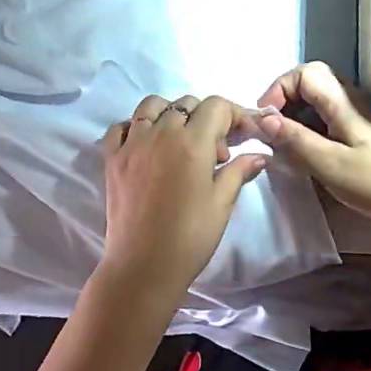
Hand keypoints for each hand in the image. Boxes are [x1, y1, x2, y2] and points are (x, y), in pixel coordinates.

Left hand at [100, 94, 268, 295]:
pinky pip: (122, 127)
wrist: (144, 266)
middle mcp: (160, 133)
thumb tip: (259, 155)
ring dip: (171, 114)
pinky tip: (149, 146)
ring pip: (152, 106)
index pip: (216, 107)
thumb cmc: (190, 237)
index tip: (243, 135)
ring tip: (181, 142)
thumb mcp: (221, 204)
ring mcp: (131, 144)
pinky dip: (137, 127)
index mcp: (192, 142)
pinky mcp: (112, 159)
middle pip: (186, 104)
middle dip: (207, 118)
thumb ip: (238, 172)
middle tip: (217, 153)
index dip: (235, 115)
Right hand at [251, 62, 370, 229]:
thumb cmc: (370, 183)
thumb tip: (263, 119)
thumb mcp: (327, 163)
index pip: (304, 73)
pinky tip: (299, 148)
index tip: (265, 119)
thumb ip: (294, 139)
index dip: (279, 89)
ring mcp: (353, 114)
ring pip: (315, 99)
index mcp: (343, 101)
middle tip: (269, 129)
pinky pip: (323, 116)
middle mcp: (349, 99)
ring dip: (293, 114)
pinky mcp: (355, 130)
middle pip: (309, 81)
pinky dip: (305, 126)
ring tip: (280, 141)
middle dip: (283, 100)